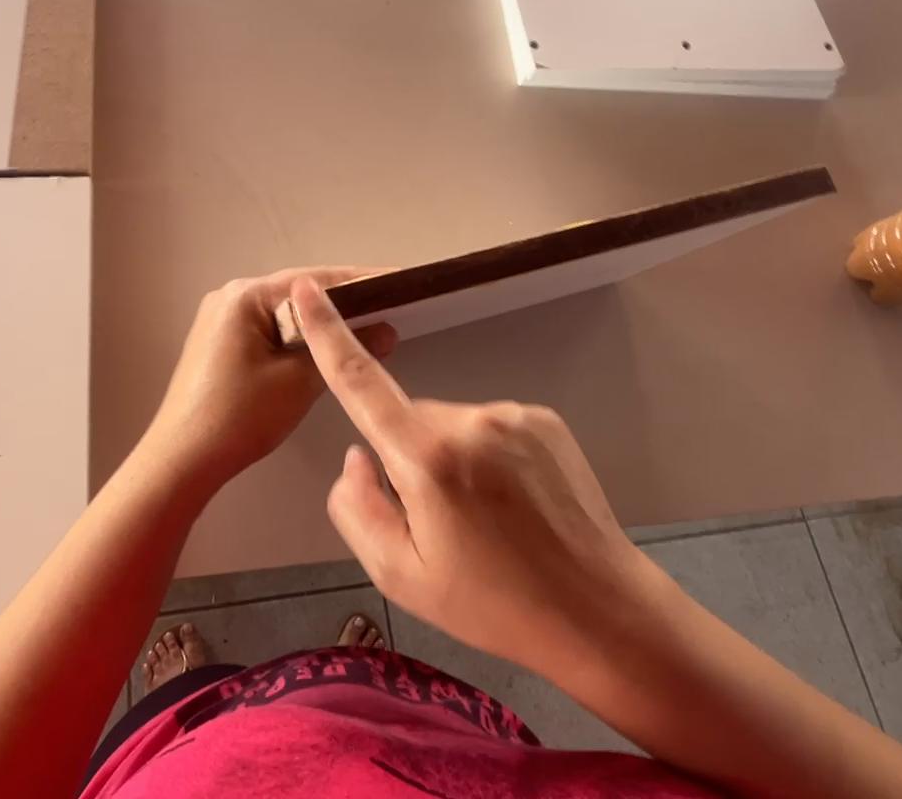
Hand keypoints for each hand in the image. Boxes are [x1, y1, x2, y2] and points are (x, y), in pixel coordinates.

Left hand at [140, 268, 397, 486]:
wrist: (181, 461)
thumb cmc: (238, 418)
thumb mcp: (299, 382)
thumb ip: (344, 352)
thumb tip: (387, 330)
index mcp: (244, 296)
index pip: (314, 280)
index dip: (362, 283)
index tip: (402, 286)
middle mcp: (229, 298)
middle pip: (298, 293)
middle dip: (343, 303)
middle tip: (392, 308)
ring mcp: (220, 320)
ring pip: (284, 312)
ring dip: (320, 323)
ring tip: (367, 327)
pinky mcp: (219, 344)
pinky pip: (268, 329)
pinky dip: (298, 338)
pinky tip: (324, 349)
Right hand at [291, 278, 649, 681]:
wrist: (595, 610)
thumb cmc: (490, 603)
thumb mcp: (399, 574)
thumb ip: (356, 507)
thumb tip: (357, 456)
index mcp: (428, 457)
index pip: (361, 383)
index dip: (328, 334)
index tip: (307, 291)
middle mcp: (470, 419)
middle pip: (409, 420)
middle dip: (409, 458)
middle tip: (440, 521)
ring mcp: (514, 414)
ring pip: (450, 424)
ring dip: (450, 457)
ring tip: (485, 518)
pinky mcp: (544, 419)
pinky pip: (489, 425)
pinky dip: (485, 454)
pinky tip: (512, 501)